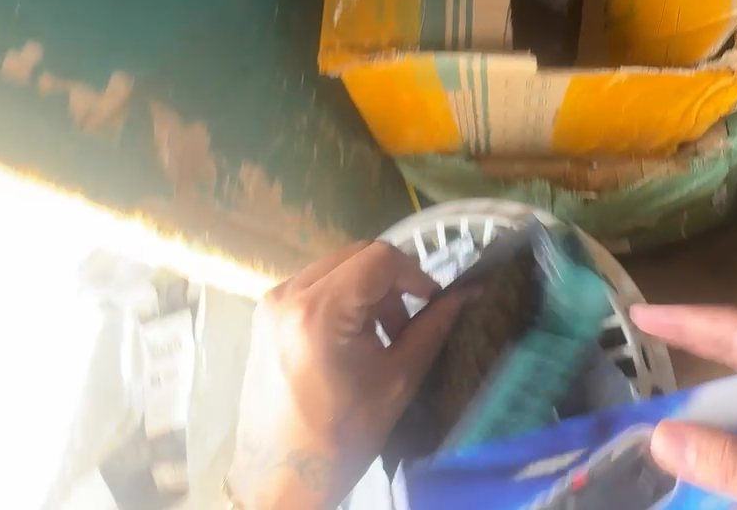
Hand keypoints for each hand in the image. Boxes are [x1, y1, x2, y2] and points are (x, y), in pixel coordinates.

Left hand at [229, 241, 473, 509]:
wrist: (279, 482)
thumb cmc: (341, 438)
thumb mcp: (397, 381)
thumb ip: (434, 327)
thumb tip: (470, 292)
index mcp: (319, 311)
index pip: (378, 259)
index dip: (413, 273)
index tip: (431, 301)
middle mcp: (289, 293)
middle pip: (356, 255)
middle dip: (389, 281)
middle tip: (406, 323)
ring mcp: (272, 300)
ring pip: (336, 265)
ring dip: (366, 288)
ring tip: (380, 335)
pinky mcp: (266, 312)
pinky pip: (316, 282)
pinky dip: (342, 297)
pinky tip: (351, 338)